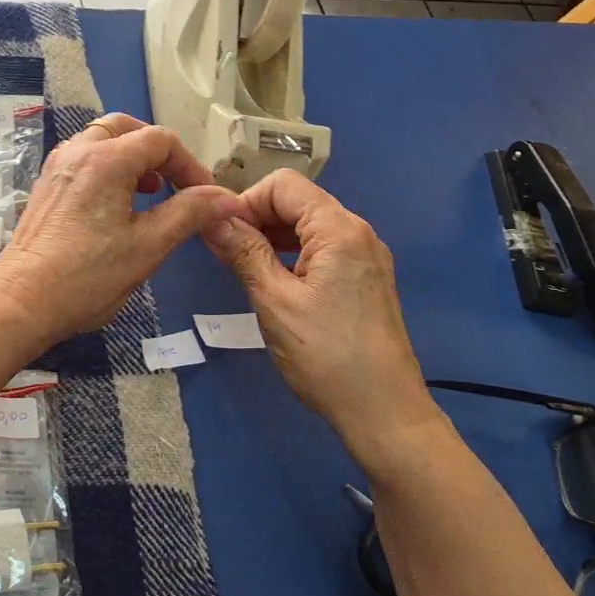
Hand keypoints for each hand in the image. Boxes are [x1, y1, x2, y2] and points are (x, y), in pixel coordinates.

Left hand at [0, 113, 241, 346]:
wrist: (22, 302)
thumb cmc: (88, 277)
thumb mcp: (149, 246)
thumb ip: (190, 214)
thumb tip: (226, 197)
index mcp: (106, 159)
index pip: (161, 140)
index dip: (190, 165)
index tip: (206, 197)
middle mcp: (77, 152)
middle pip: (126, 128)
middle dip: (156, 151)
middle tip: (174, 184)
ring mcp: (56, 168)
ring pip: (100, 141)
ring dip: (130, 157)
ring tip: (148, 194)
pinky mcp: (44, 188)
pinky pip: (82, 161)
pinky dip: (106, 169)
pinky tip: (115, 207)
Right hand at [202, 169, 442, 468]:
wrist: (383, 411)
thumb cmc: (325, 354)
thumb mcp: (274, 301)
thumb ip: (243, 252)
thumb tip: (211, 217)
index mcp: (339, 230)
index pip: (283, 185)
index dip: (245, 201)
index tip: (219, 235)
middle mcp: (358, 233)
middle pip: (297, 201)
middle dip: (256, 217)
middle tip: (223, 253)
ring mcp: (366, 257)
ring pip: (308, 225)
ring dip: (271, 236)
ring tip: (241, 267)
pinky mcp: (364, 280)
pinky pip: (322, 249)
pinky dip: (291, 254)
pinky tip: (272, 281)